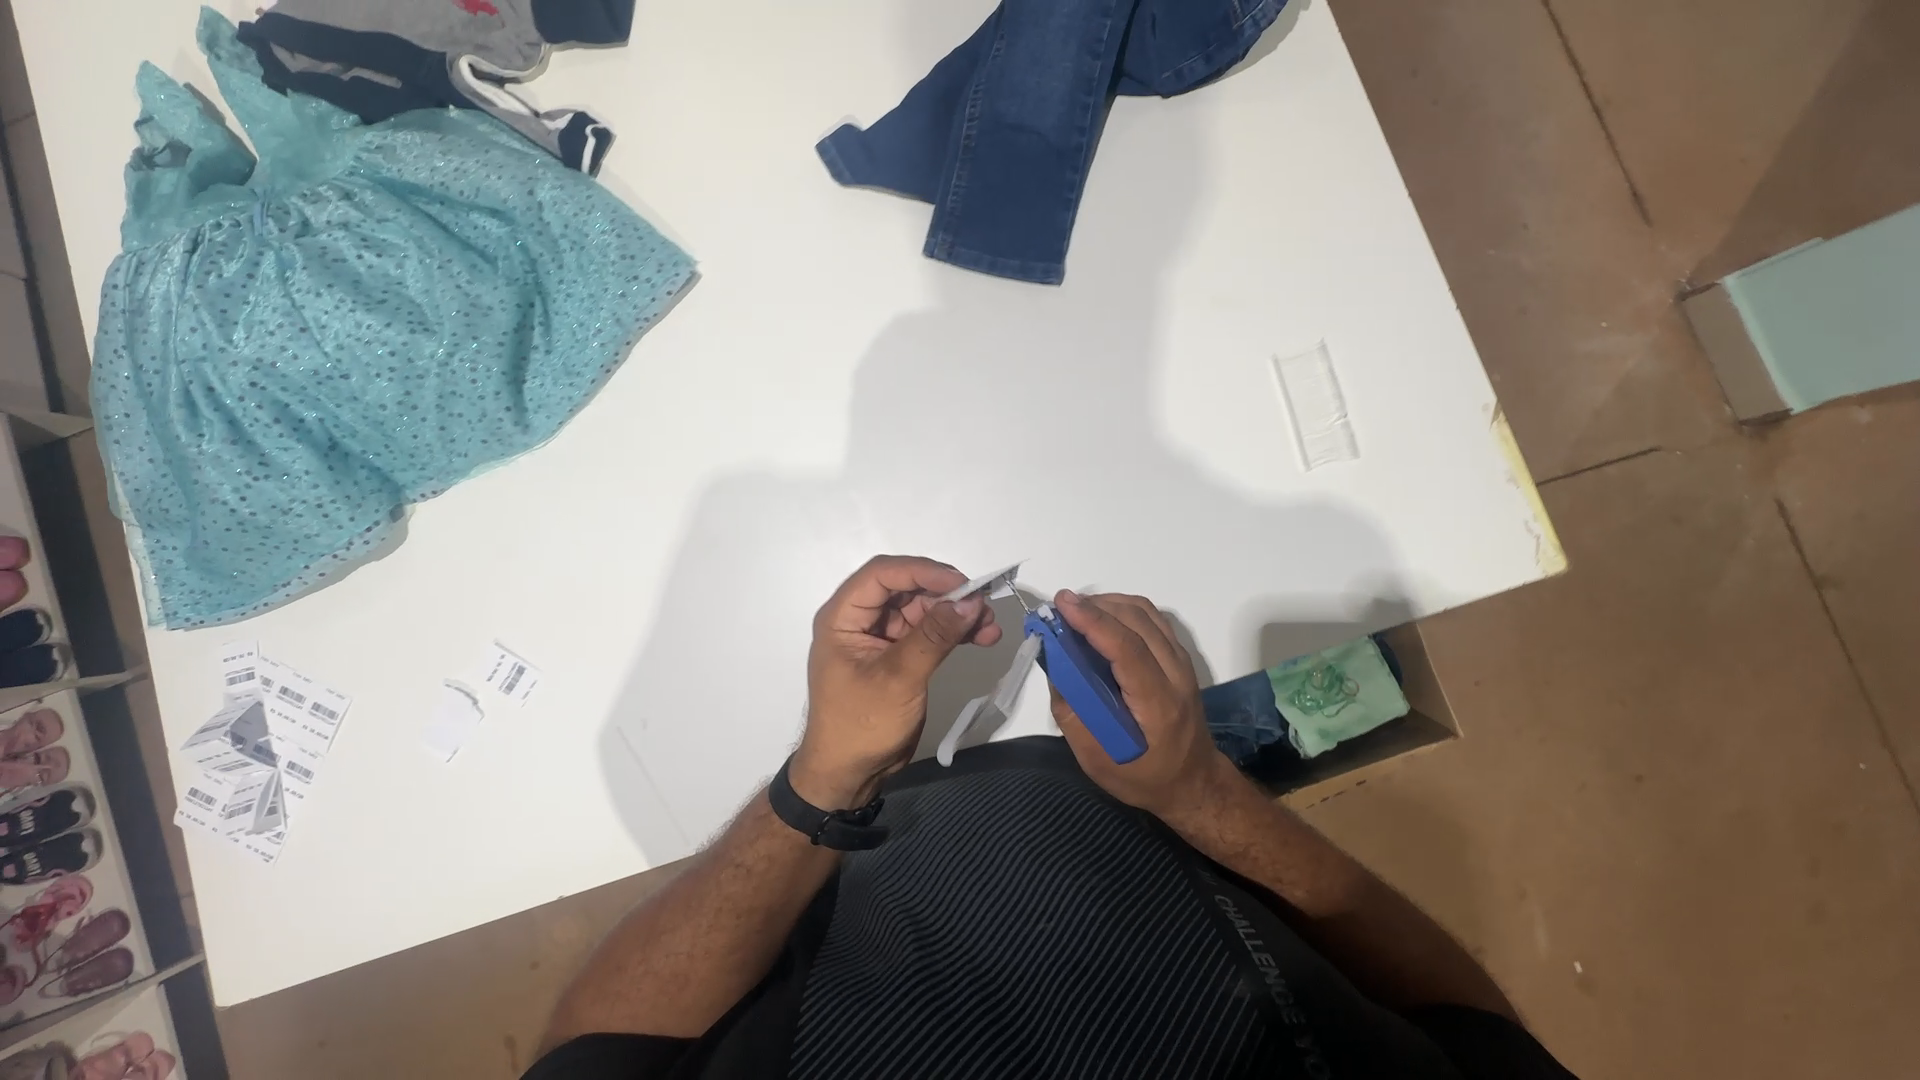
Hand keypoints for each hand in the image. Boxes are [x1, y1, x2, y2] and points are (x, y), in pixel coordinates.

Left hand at [791, 556, 1002, 808]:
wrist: (849, 776)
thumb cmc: (860, 725)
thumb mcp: (898, 679)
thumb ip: (933, 637)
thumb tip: (971, 601)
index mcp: (843, 617)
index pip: (882, 574)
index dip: (922, 571)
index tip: (962, 583)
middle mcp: (860, 620)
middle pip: (906, 588)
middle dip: (947, 593)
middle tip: (984, 605)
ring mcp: (881, 637)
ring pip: (923, 609)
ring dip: (956, 613)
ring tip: (990, 626)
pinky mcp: (900, 655)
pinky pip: (930, 632)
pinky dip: (954, 632)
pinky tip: (982, 637)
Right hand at [1048, 590, 1233, 819]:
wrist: (1194, 784)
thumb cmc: (1143, 777)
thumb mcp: (1096, 759)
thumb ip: (1072, 712)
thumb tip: (1054, 664)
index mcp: (1158, 705)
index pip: (1127, 649)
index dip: (1093, 621)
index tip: (1062, 603)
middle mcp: (1176, 676)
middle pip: (1138, 621)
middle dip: (1096, 605)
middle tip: (1060, 606)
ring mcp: (1182, 664)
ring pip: (1147, 614)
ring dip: (1110, 603)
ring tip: (1077, 609)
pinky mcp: (1180, 660)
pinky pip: (1153, 620)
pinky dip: (1124, 610)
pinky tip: (1102, 618)